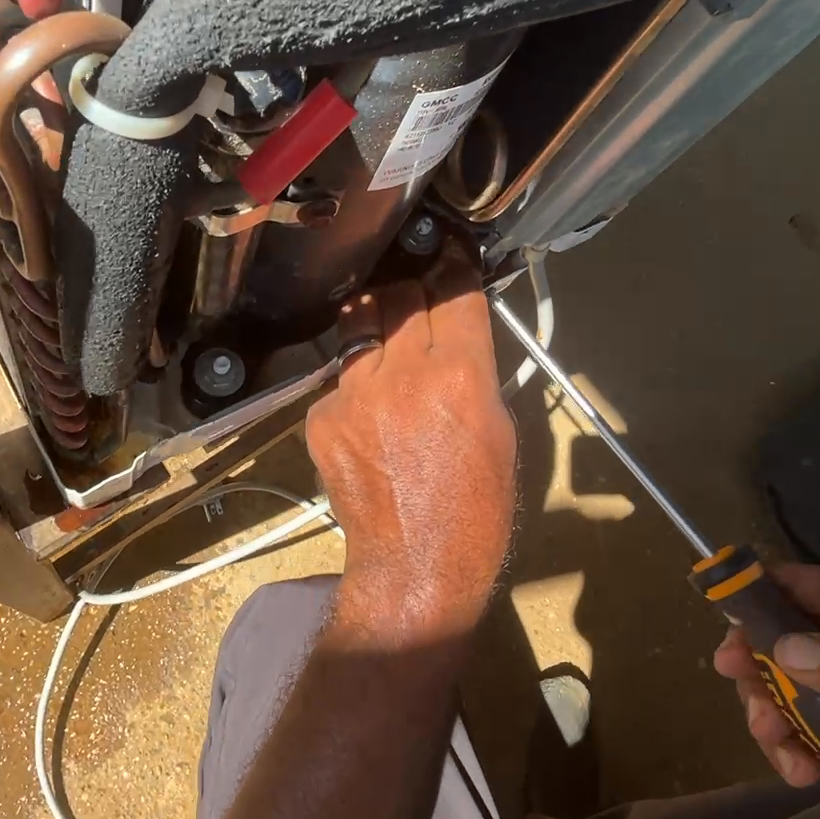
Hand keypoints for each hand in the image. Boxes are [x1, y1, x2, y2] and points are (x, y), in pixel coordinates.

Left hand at [304, 248, 516, 635]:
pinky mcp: (320, 417)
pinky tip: (368, 408)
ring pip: (360, 327)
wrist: (414, 565)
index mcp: (458, 376)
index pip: (453, 292)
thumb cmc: (475, 509)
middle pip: (400, 298)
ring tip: (384, 334)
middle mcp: (400, 374)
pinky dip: (355, 382)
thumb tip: (455, 338)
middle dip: (412, 290)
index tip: (447, 253)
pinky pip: (339, 379)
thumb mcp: (499, 432)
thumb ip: (474, 373)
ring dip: (376, 323)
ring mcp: (352, 394)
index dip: (452, 266)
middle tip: (417, 296)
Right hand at [714, 563, 819, 818]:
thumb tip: (786, 646)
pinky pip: (801, 728)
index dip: (799, 586)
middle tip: (728, 667)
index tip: (735, 589)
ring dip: (770, 702)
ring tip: (768, 734)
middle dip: (769, 650)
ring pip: (800, 681)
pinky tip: (796, 771)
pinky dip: (784, 742)